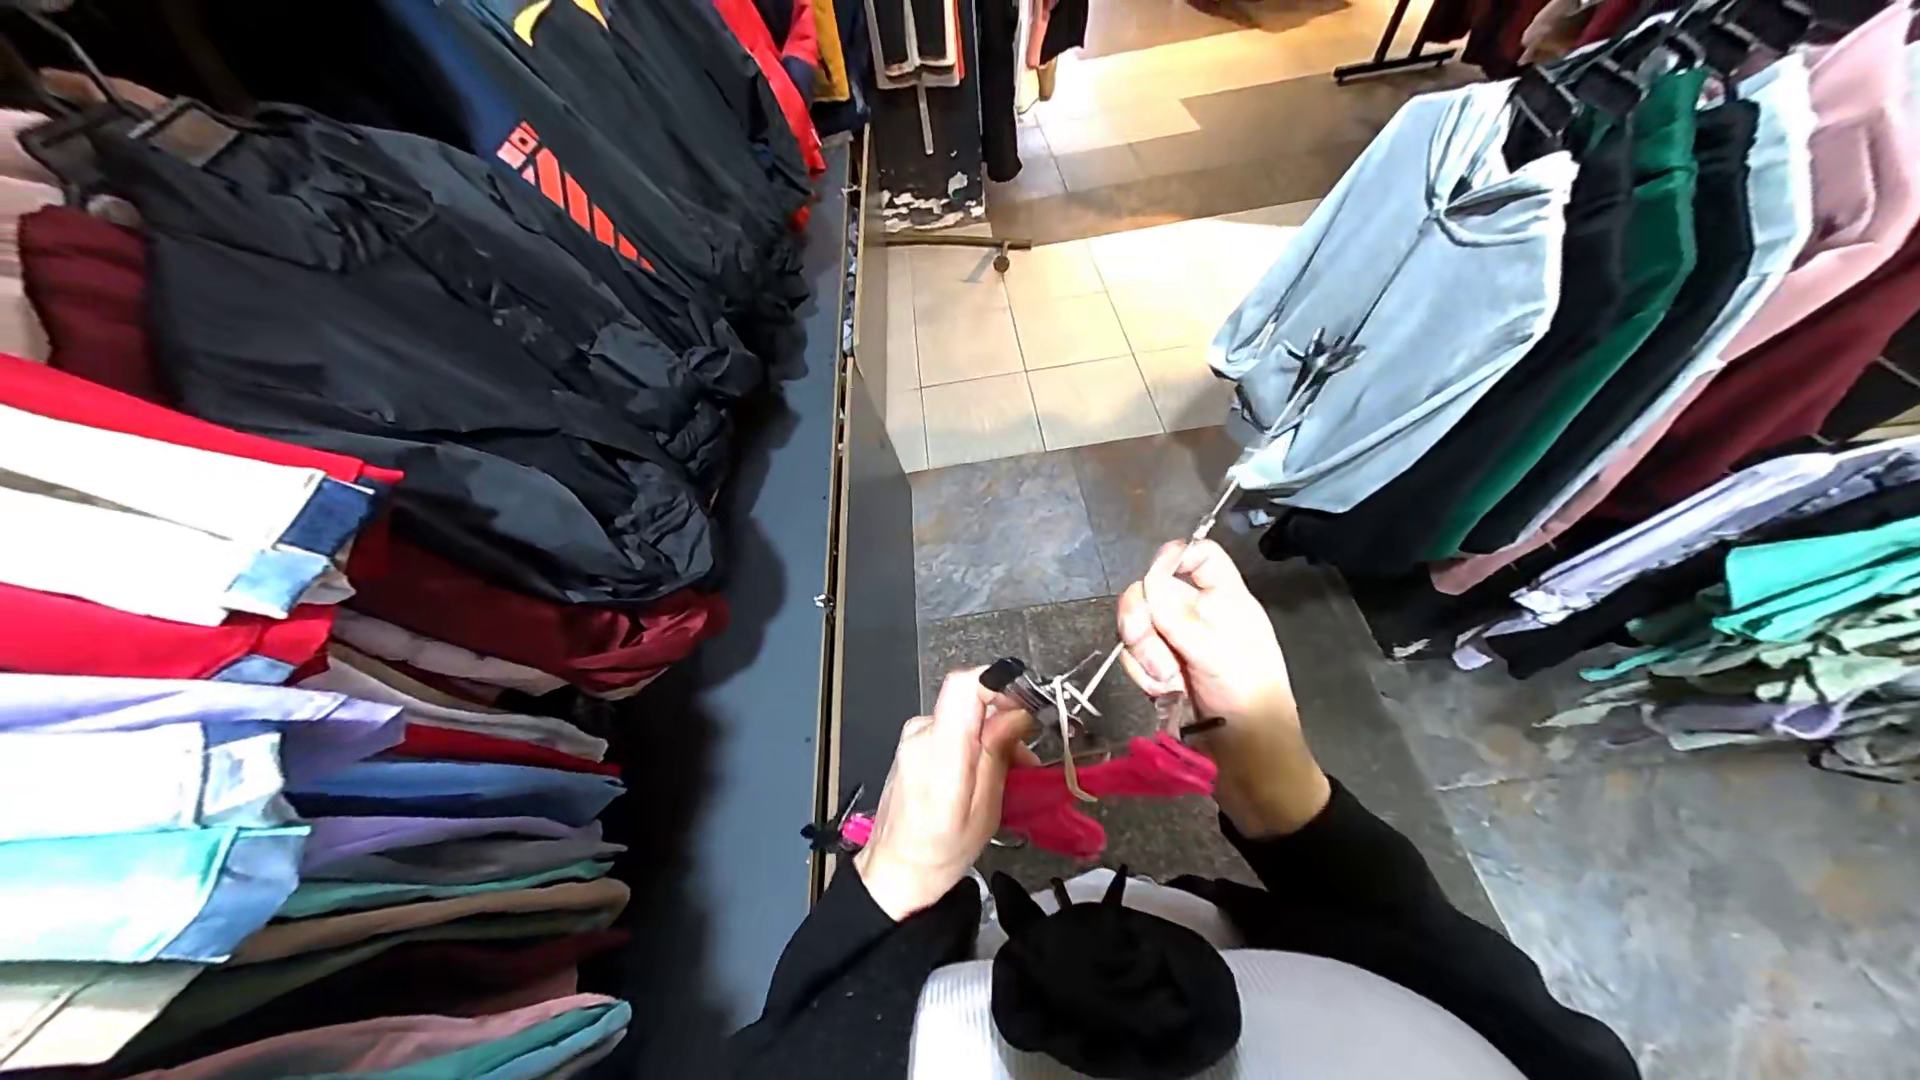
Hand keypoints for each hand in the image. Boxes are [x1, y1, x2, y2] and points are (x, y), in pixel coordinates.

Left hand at [853, 670, 1035, 920]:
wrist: (896, 868)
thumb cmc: (941, 849)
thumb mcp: (984, 809)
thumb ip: (997, 753)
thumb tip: (1017, 713)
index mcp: (941, 751)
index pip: (964, 685)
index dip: (999, 683)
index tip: (1025, 702)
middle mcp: (922, 734)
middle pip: (969, 698)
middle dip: (1004, 716)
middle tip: (1027, 749)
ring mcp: (913, 736)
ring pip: (963, 713)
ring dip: (990, 731)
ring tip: (1010, 768)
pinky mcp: (913, 742)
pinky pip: (950, 726)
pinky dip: (972, 739)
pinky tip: (985, 769)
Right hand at [1116, 540, 1329, 835]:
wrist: (1244, 768)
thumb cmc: (1249, 706)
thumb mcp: (1218, 657)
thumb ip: (1179, 617)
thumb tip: (1147, 581)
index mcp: (1226, 602)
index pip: (1200, 556)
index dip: (1174, 557)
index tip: (1154, 578)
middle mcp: (1197, 615)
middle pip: (1152, 589)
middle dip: (1143, 619)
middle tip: (1148, 645)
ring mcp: (1175, 643)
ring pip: (1136, 624)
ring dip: (1144, 654)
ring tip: (1167, 682)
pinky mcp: (1157, 669)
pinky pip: (1132, 655)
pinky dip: (1141, 675)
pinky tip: (1162, 693)